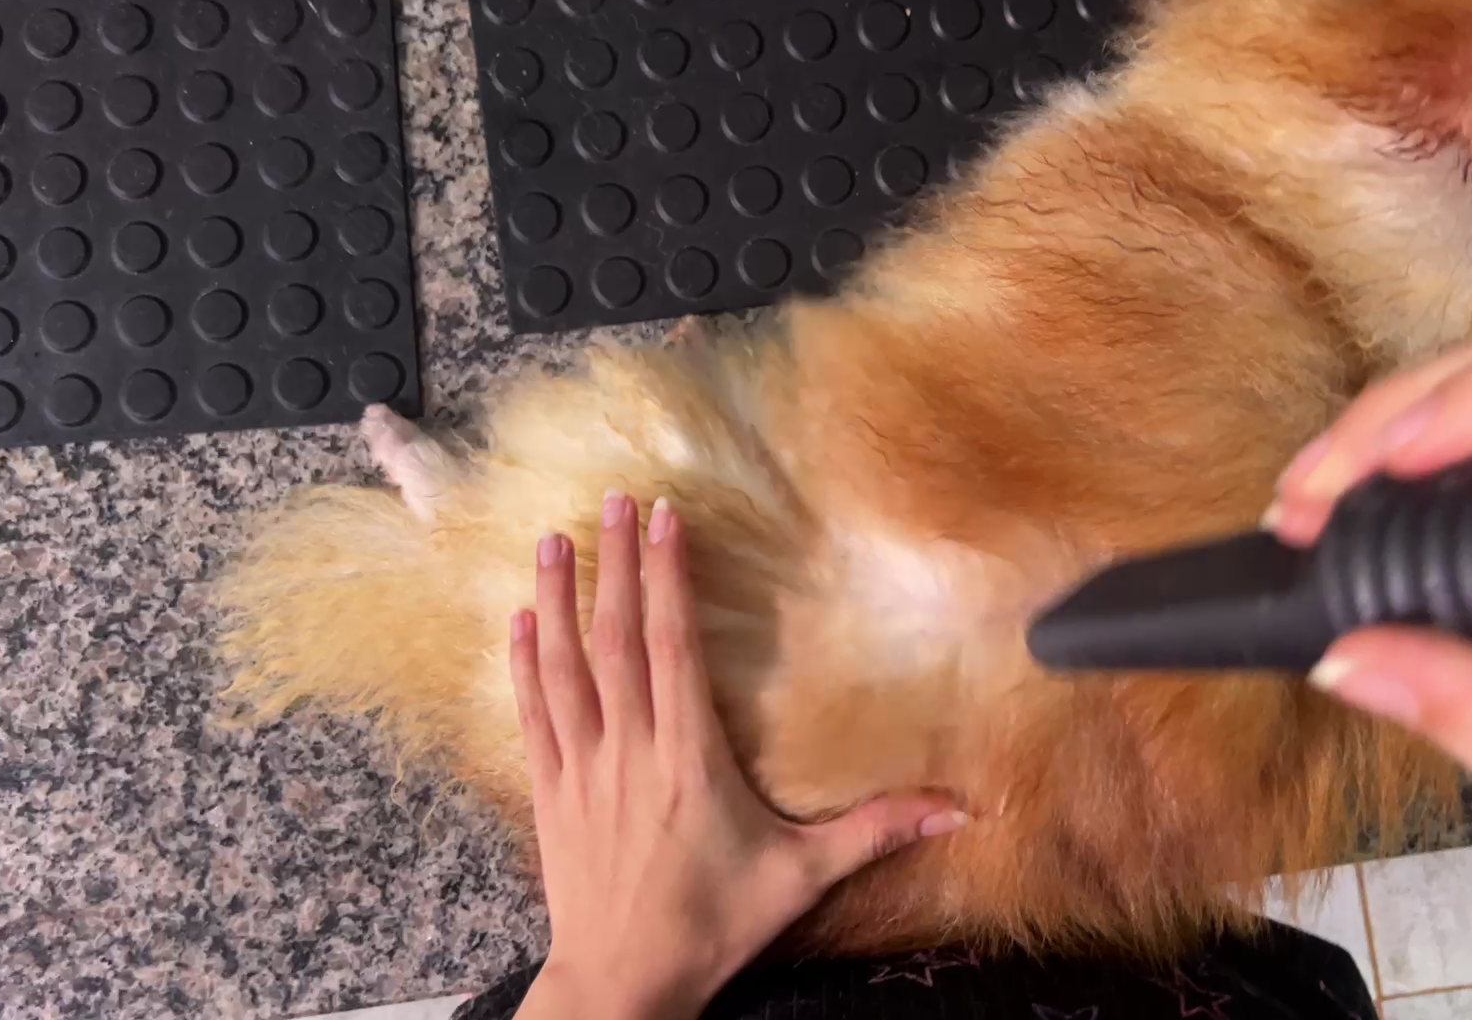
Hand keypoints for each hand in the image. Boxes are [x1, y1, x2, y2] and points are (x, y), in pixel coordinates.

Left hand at [510, 494, 966, 1019]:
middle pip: (616, 637)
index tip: (665, 519)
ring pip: (563, 664)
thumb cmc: (712, 924)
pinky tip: (515, 619)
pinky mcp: (548, 785)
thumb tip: (955, 811)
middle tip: (612, 501)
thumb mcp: (800, 876)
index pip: (673, 645)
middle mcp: (628, 745)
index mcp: (687, 755)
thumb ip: (873, 832)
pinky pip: (531, 710)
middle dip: (614, 562)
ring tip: (550, 539)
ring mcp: (579, 763)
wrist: (620, 985)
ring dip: (556, 596)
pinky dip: (522, 661)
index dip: (667, 577)